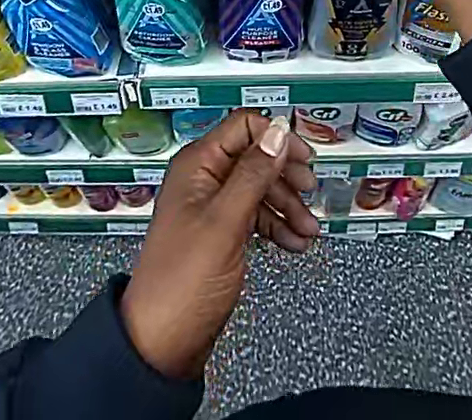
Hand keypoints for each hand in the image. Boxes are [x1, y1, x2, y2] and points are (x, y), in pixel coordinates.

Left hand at [121, 111, 318, 380]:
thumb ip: (253, 173)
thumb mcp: (224, 222)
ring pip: (261, 188)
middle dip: (286, 175)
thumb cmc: (183, 281)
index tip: (303, 157)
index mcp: (198, 165)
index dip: (275, 137)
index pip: (243, 127)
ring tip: (308, 229)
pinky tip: (295, 242)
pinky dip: (278, 226)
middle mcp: (205, 178)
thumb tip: (277, 131)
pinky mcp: (223, 231)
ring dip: (288, 205)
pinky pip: (258, 215)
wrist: (161, 345)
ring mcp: (214, 206)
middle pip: (257, 157)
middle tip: (310, 192)